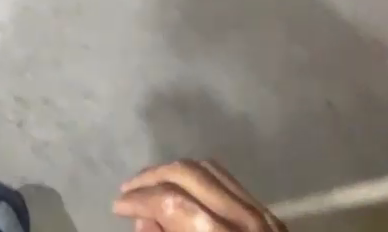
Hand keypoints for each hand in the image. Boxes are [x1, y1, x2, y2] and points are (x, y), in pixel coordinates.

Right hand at [112, 160, 286, 231]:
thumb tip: (143, 219)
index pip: (171, 202)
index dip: (138, 200)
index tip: (117, 207)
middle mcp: (241, 219)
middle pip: (188, 174)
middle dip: (152, 177)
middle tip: (127, 191)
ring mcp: (260, 213)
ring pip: (208, 168)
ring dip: (173, 170)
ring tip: (150, 184)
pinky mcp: (269, 216)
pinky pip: (228, 179)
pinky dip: (199, 175)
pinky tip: (183, 186)